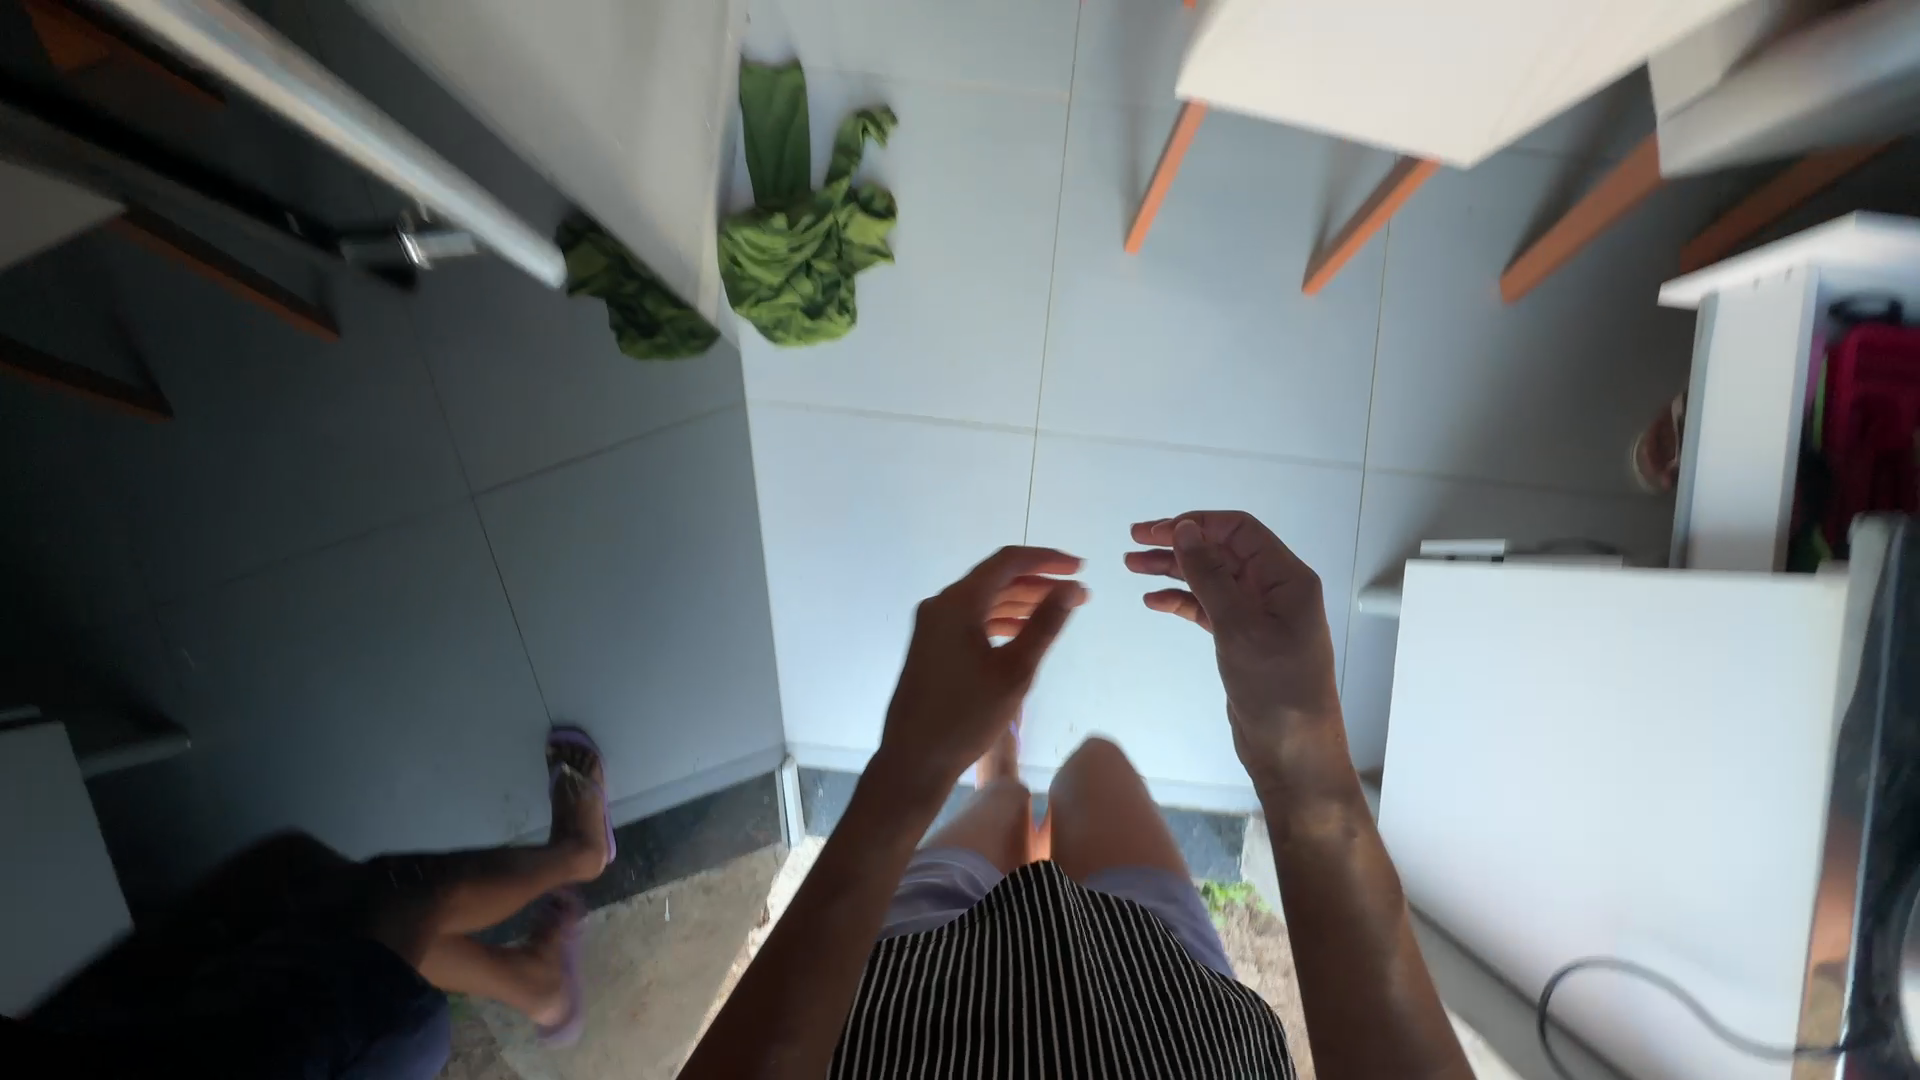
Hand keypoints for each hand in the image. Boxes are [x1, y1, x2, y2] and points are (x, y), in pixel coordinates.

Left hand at [876, 546, 1086, 795]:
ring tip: (1057, 611)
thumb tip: (1072, 588)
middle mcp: (940, 604)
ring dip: (1021, 601)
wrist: (914, 758)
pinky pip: (970, 619)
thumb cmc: (967, 716)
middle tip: (1077, 594)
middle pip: (995, 578)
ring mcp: (932, 624)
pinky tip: (1023, 632)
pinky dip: (999, 619)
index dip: (1046, 559)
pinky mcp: (930, 644)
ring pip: (983, 599)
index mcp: (957, 602)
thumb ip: (1045, 624)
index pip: (1007, 562)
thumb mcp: (1015, 671)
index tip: (1079, 568)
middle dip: (1037, 582)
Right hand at [1127, 512, 1343, 787]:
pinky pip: (1207, 607)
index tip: (1155, 532)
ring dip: (1173, 570)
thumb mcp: (1239, 626)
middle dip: (1178, 543)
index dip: (1197, 524)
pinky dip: (1181, 600)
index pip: (1239, 531)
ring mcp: (1257, 615)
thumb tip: (1185, 529)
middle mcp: (1273, 589)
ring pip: (1210, 578)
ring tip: (1131, 566)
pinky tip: (1153, 600)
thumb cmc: (1274, 687)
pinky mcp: (1241, 639)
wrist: (1292, 752)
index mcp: (1286, 578)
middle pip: (1220, 551)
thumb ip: (1209, 575)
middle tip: (1134, 542)